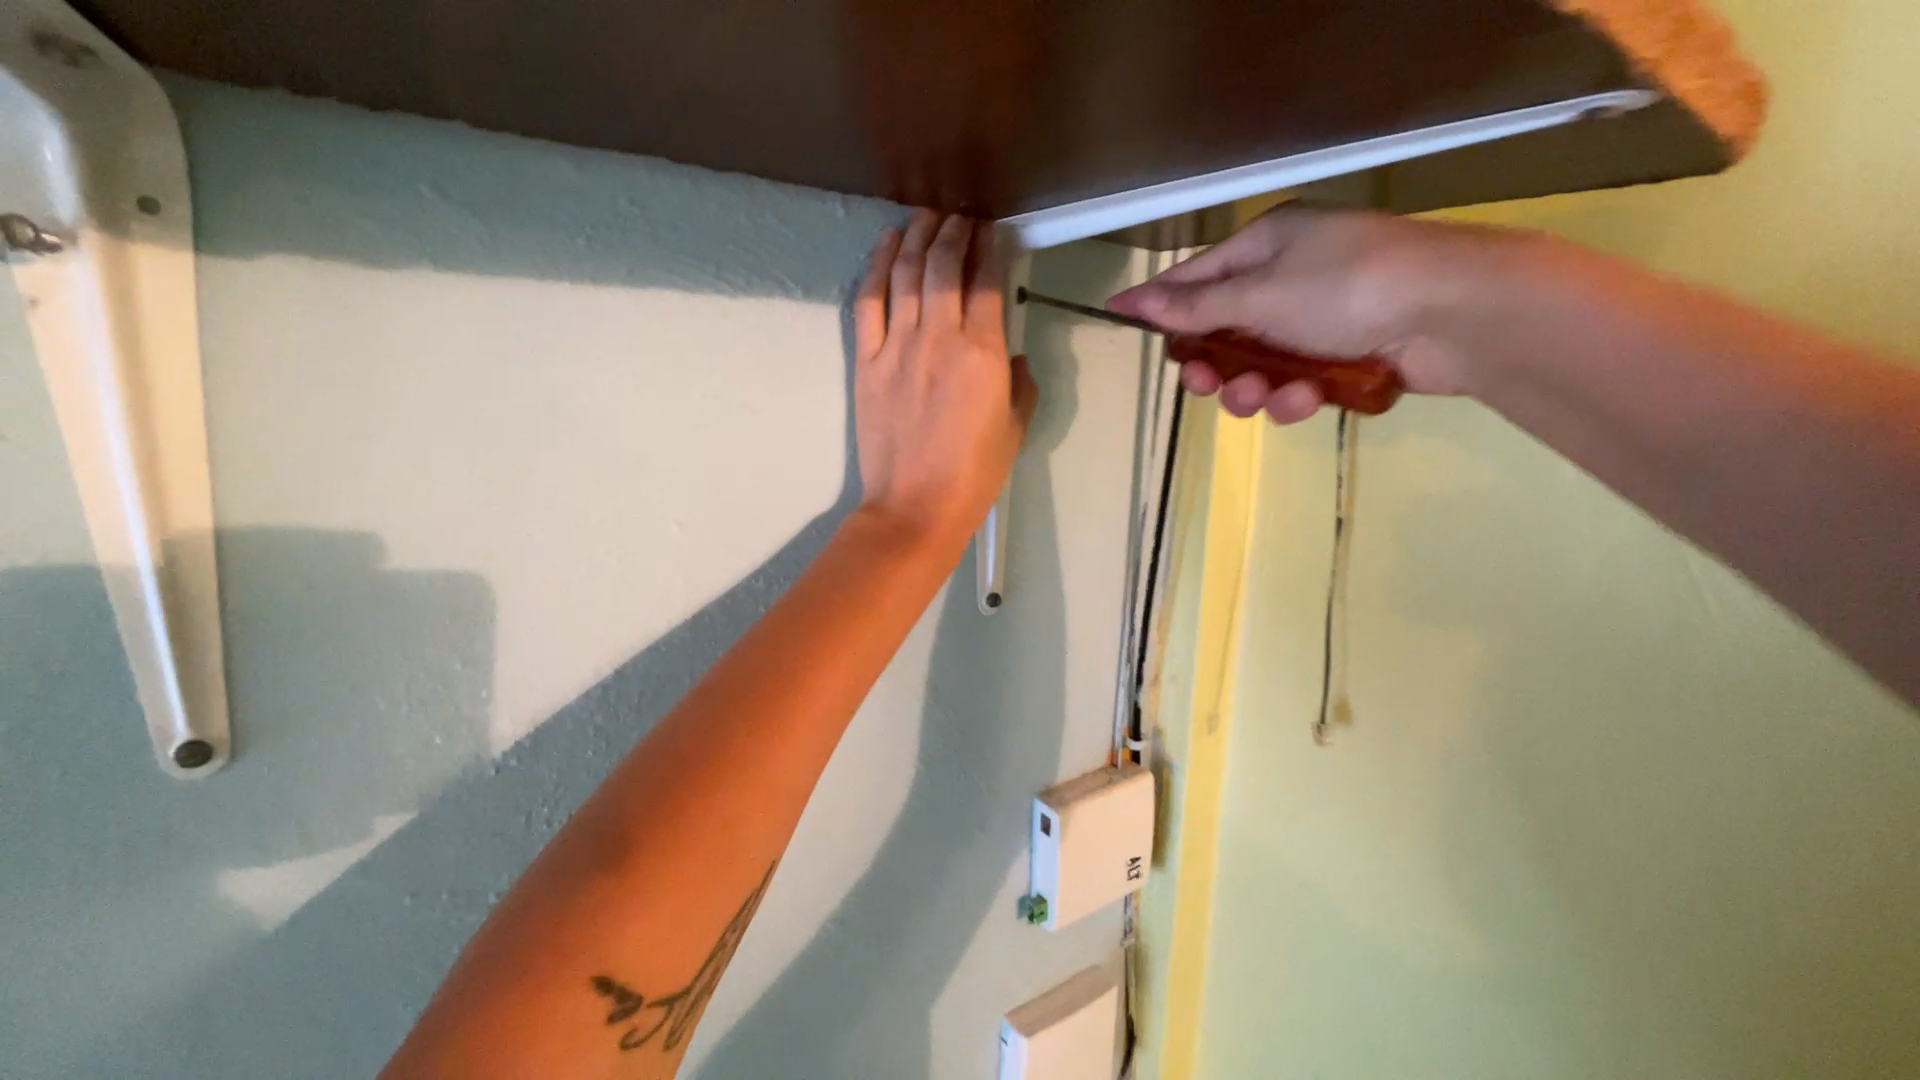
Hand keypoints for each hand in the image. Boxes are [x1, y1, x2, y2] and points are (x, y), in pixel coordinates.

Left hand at [852, 210, 1037, 544]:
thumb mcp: (1015, 428)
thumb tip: (1011, 355)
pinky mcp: (867, 360)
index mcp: (983, 352)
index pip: (986, 280)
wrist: (914, 506)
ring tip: (925, 216)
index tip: (991, 230)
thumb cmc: (973, 474)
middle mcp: (940, 336)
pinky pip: (869, 301)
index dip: (988, 246)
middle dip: (954, 231)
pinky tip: (886, 244)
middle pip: (944, 265)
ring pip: (905, 272)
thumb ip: (1020, 384)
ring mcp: (897, 345)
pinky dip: (876, 266)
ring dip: (916, 236)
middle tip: (960, 215)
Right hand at [1108, 206, 1527, 422]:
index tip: (1119, 318)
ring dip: (1256, 387)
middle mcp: (1291, 277)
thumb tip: (1134, 301)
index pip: (1196, 276)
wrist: (1454, 313)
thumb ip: (1196, 306)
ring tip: (1266, 399)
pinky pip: (1300, 381)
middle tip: (1207, 386)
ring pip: (1262, 364)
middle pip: (1226, 328)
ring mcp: (1322, 318)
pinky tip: (1308, 402)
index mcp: (1268, 246)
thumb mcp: (1261, 294)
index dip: (1159, 302)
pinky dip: (1298, 395)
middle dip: (1215, 363)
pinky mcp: (1348, 356)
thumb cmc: (1347, 287)